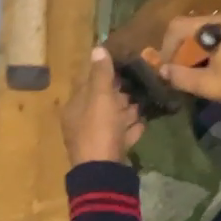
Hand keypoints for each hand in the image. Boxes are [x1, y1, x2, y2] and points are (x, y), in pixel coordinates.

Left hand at [61, 47, 144, 165]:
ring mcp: (96, 138)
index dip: (106, 74)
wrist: (104, 172)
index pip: (89, 83)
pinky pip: (121, 135)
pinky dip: (131, 128)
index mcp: (75, 107)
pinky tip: (144, 123)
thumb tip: (98, 48)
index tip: (125, 66)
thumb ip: (101, 73)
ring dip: (128, 110)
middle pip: (102, 101)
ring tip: (145, 102)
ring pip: (113, 119)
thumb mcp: (100, 97)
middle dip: (120, 93)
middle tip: (140, 83)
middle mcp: (82, 122)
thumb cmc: (99, 129)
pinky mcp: (109, 152)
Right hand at [157, 10, 220, 113]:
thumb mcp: (210, 85)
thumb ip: (182, 76)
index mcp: (219, 24)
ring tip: (194, 71)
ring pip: (207, 31)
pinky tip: (212, 66)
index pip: (178, 26)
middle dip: (182, 50)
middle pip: (193, 27)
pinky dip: (212, 47)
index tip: (166, 68)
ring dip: (196, 50)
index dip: (166, 47)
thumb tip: (163, 70)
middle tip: (179, 72)